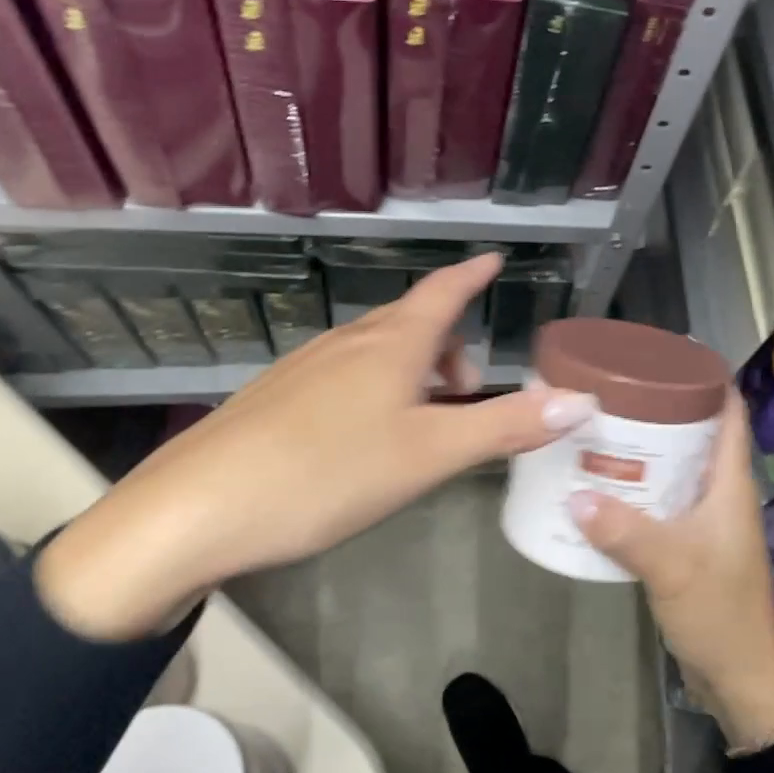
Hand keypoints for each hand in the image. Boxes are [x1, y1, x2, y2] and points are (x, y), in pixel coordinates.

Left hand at [37, 252, 598, 640]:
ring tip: (427, 422)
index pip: (444, 292)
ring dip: (415, 372)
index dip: (473, 275)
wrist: (192, 514)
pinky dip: (378, 391)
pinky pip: (344, 378)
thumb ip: (506, 425)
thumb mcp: (430, 455)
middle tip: (473, 388)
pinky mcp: (274, 401)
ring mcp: (304, 370)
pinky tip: (366, 443)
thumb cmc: (325, 473)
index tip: (494, 259)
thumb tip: (581, 399)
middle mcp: (347, 344)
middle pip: (412, 324)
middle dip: (451, 343)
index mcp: (390, 345)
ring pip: (377, 353)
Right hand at [569, 396, 773, 749]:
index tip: (667, 354)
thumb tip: (574, 494)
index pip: (729, 412)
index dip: (707, 379)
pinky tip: (606, 489)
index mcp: (730, 482)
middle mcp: (722, 491)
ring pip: (679, 468)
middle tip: (615, 394)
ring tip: (603, 432)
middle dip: (662, 411)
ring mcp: (708, 519)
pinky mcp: (692, 544)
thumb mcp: (670, 565)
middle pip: (697, 434)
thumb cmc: (718, 609)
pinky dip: (641, 489)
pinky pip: (666, 501)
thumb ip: (624, 530)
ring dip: (649, 451)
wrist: (738, 672)